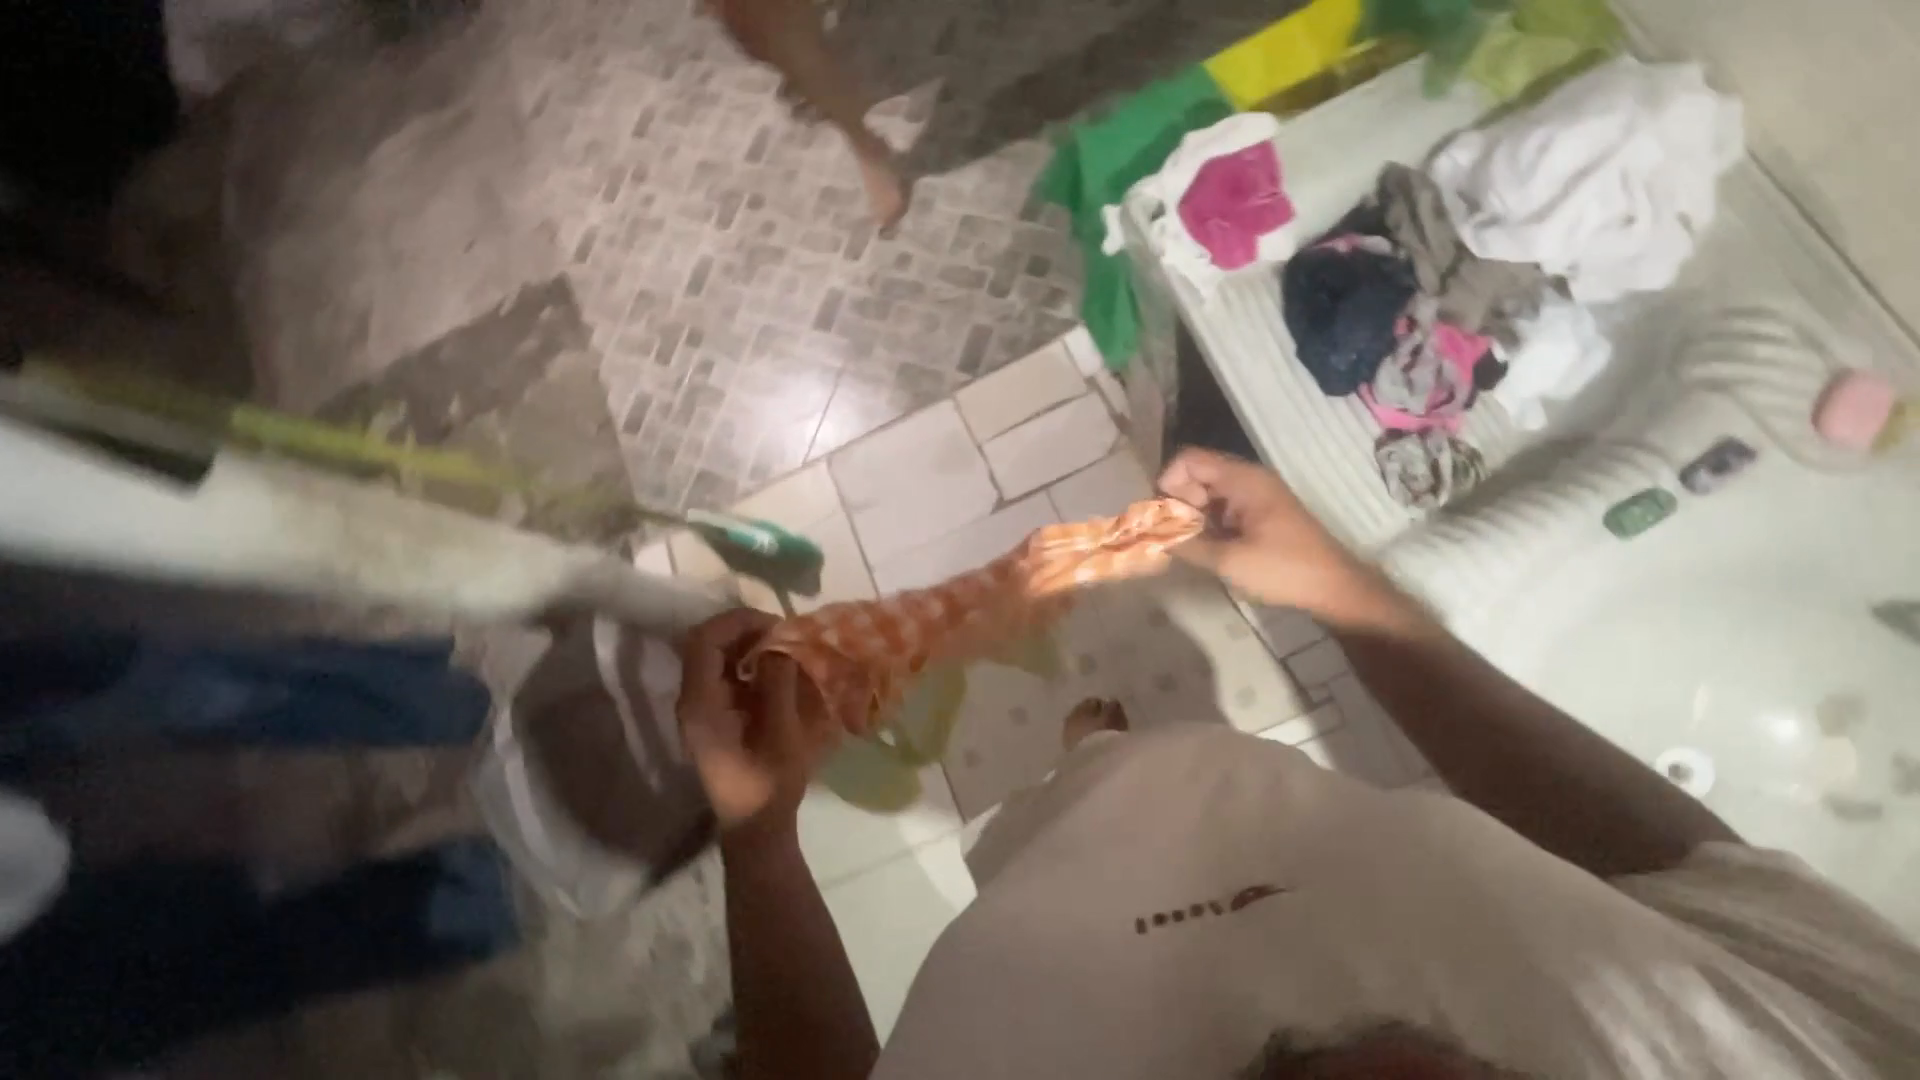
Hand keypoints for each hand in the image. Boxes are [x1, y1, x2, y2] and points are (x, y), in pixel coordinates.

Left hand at [677, 608, 837, 834]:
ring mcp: (701, 709)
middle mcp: (692, 701)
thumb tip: (778, 647)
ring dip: (746, 644)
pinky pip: (725, 675)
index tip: (776, 623)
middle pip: (706, 644)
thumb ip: (778, 684)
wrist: (755, 828)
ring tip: (784, 645)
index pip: (704, 641)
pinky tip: (777, 669)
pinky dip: (748, 663)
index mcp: (701, 704)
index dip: (737, 622)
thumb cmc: (769, 784)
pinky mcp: (714, 717)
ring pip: (715, 657)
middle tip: (783, 631)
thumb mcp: (782, 733)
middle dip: (743, 629)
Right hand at [1157, 447, 1373, 613]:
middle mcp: (1248, 479)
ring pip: (1206, 494)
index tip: (1167, 519)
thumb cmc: (1284, 570)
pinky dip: (1209, 525)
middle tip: (1182, 538)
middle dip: (1179, 504)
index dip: (1168, 484)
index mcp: (1243, 480)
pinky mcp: (1259, 514)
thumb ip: (1186, 543)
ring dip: (1193, 518)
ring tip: (1196, 548)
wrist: (1335, 589)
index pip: (1188, 460)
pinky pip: (1221, 508)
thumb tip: (1151, 535)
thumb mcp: (1229, 560)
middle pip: (1195, 475)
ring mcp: (1255, 496)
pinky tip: (1213, 551)